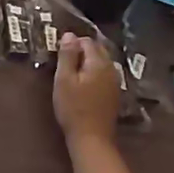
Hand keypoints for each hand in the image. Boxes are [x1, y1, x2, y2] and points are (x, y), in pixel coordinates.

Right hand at [53, 32, 118, 148]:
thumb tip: (69, 35)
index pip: (87, 41)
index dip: (72, 44)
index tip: (58, 54)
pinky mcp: (114, 93)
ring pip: (101, 62)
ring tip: (71, 73)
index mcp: (99, 62)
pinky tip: (83, 84)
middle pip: (97, 50)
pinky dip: (93, 73)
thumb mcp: (64, 80)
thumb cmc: (73, 108)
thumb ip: (67, 56)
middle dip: (81, 51)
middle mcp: (111, 68)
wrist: (92, 137)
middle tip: (63, 63)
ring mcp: (115, 81)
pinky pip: (104, 74)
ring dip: (87, 62)